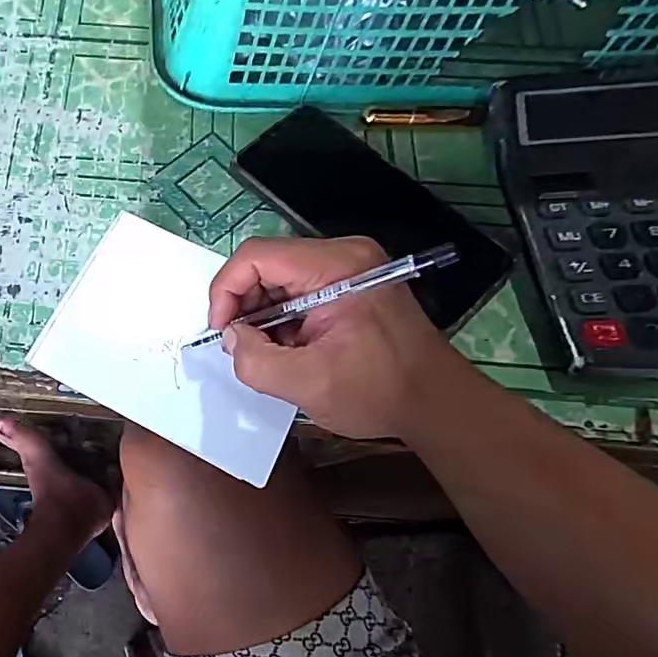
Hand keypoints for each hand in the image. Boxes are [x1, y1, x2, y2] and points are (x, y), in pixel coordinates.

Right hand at [209, 236, 465, 439]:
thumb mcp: (307, 384)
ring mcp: (349, 269)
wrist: (435, 401)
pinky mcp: (350, 285)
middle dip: (244, 306)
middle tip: (243, 346)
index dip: (226, 290)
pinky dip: (282, 320)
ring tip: (271, 353)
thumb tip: (233, 338)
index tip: (222, 330)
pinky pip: (298, 291)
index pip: (256, 256)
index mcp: (336, 267)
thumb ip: (255, 361)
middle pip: (267, 264)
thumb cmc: (380, 391)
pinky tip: (291, 349)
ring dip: (262, 316)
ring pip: (279, 279)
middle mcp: (344, 255)